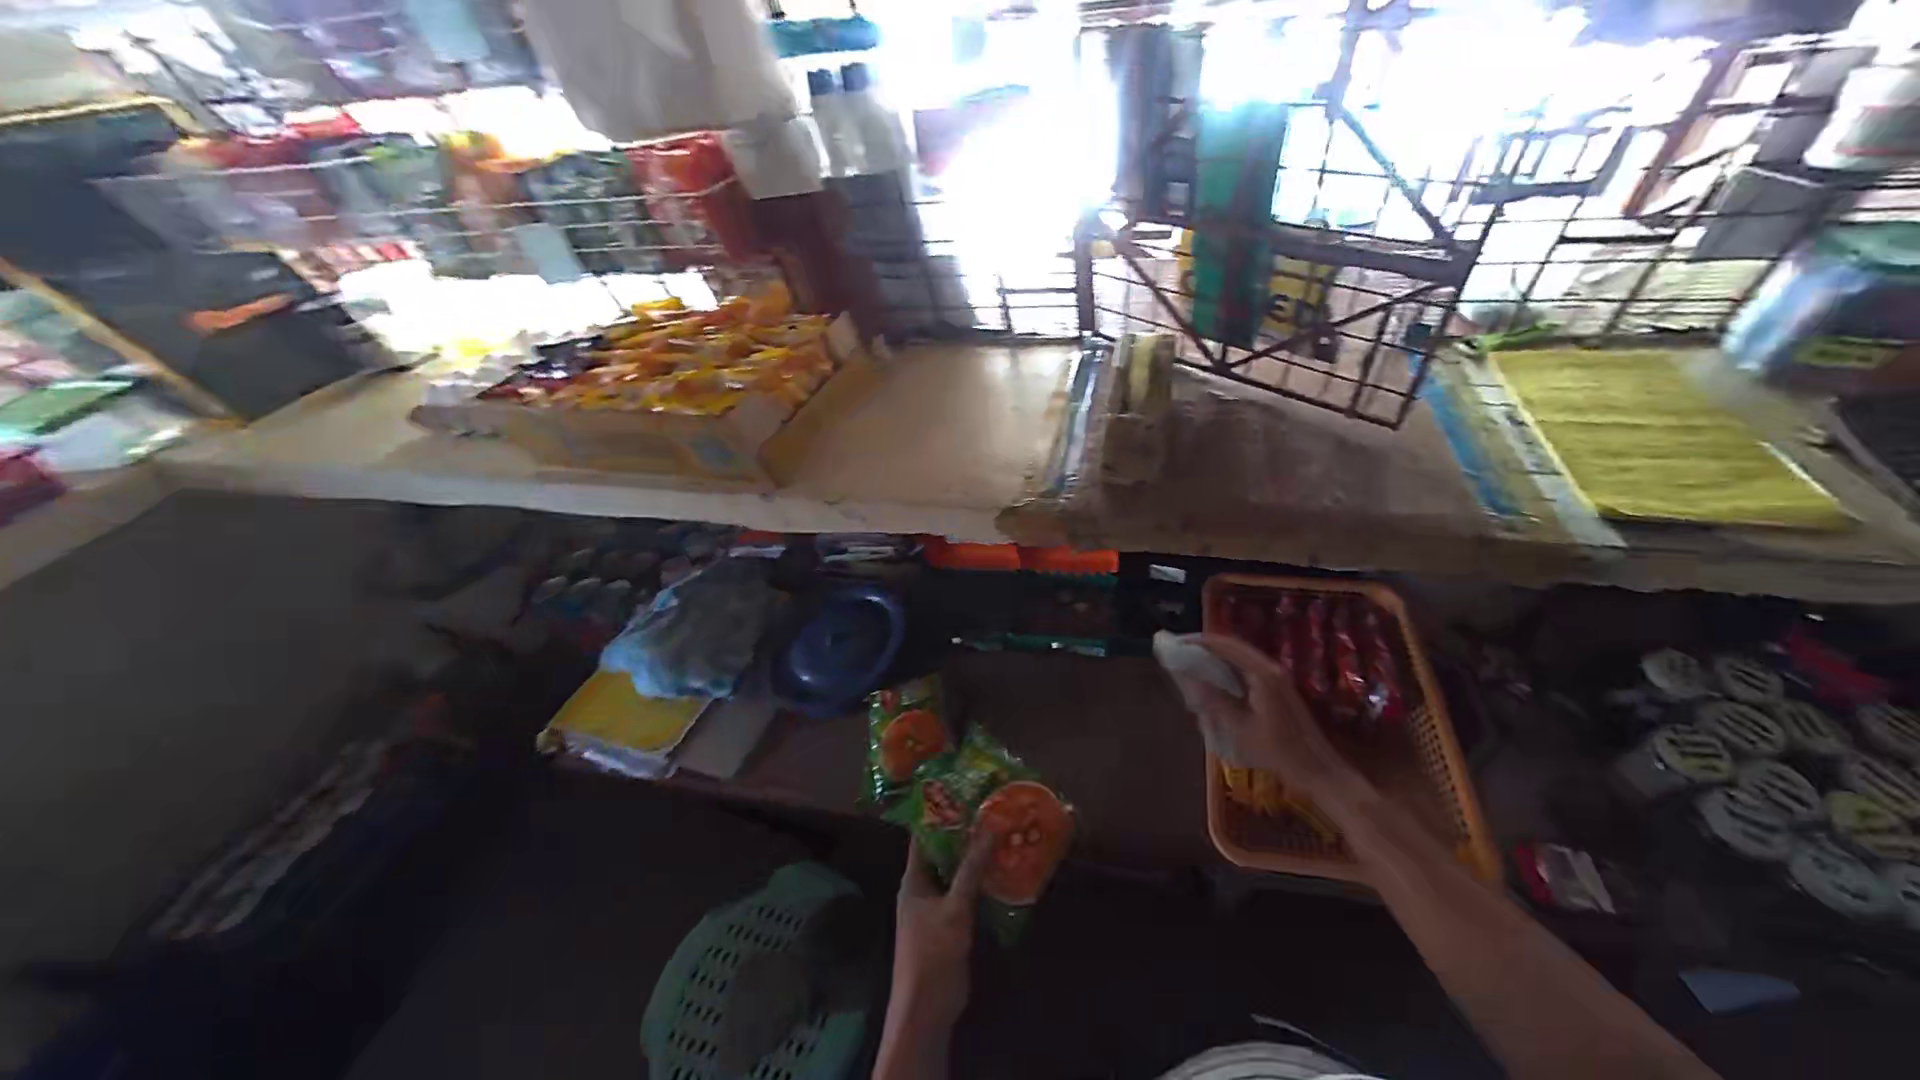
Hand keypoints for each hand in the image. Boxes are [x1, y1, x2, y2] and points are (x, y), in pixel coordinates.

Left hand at [890, 830, 995, 1028]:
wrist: (927, 1009)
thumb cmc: (932, 953)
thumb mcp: (955, 908)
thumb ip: (972, 869)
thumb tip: (990, 827)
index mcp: (913, 879)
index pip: (923, 836)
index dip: (940, 814)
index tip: (965, 793)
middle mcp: (922, 888)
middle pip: (943, 853)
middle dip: (965, 835)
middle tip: (992, 811)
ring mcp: (936, 907)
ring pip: (957, 874)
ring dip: (976, 859)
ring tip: (1003, 834)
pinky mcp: (951, 924)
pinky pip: (966, 894)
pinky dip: (981, 883)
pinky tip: (1004, 873)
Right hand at [1172, 633, 1367, 805]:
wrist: (1318, 769)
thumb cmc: (1278, 752)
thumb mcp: (1240, 728)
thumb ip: (1214, 700)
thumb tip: (1188, 677)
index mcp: (1262, 674)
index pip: (1226, 646)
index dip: (1199, 641)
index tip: (1176, 643)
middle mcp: (1271, 668)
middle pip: (1234, 646)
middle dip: (1205, 644)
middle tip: (1179, 650)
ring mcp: (1277, 677)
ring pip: (1241, 655)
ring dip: (1216, 654)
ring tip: (1191, 661)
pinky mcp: (1278, 687)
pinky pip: (1248, 667)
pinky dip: (1227, 666)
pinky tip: (1214, 677)